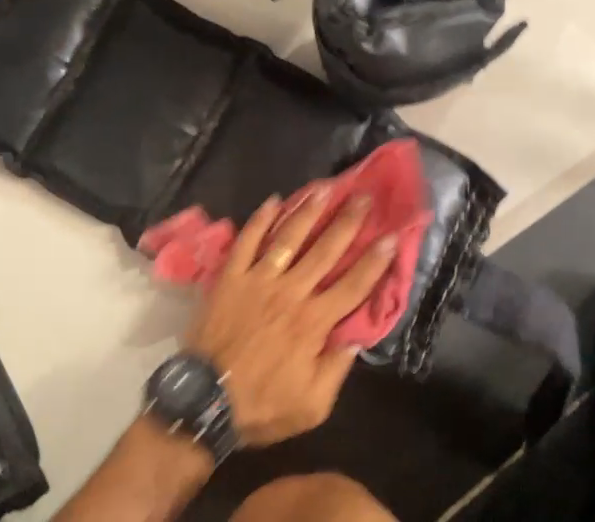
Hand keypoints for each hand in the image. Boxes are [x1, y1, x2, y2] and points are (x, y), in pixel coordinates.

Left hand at [185, 192, 396, 446]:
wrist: (204, 401)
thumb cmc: (261, 406)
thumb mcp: (312, 405)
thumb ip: (336, 370)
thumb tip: (355, 338)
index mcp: (313, 322)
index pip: (353, 285)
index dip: (374, 261)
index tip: (390, 236)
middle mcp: (290, 292)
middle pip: (325, 250)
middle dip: (347, 222)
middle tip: (363, 197)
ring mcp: (258, 280)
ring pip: (288, 237)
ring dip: (308, 211)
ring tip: (325, 188)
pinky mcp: (230, 277)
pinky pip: (246, 241)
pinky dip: (260, 219)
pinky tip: (273, 200)